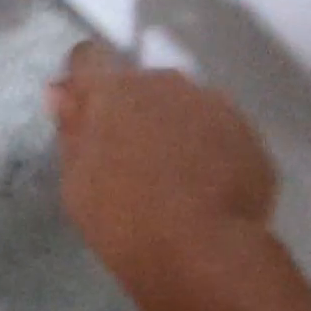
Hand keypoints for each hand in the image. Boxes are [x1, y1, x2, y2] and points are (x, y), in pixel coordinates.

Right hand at [48, 42, 279, 301]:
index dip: (83, 83)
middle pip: (143, 86)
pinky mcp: (248, 136)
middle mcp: (168, 83)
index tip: (83, 113)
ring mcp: (215, 106)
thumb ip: (72, 131)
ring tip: (171, 188)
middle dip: (135, 115)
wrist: (200, 252)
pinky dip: (209, 157)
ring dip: (174, 133)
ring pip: (186, 108)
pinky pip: (219, 136)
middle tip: (129, 168)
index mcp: (116, 92)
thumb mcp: (77, 184)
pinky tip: (203, 198)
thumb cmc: (122, 221)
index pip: (89, 59)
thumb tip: (62, 91)